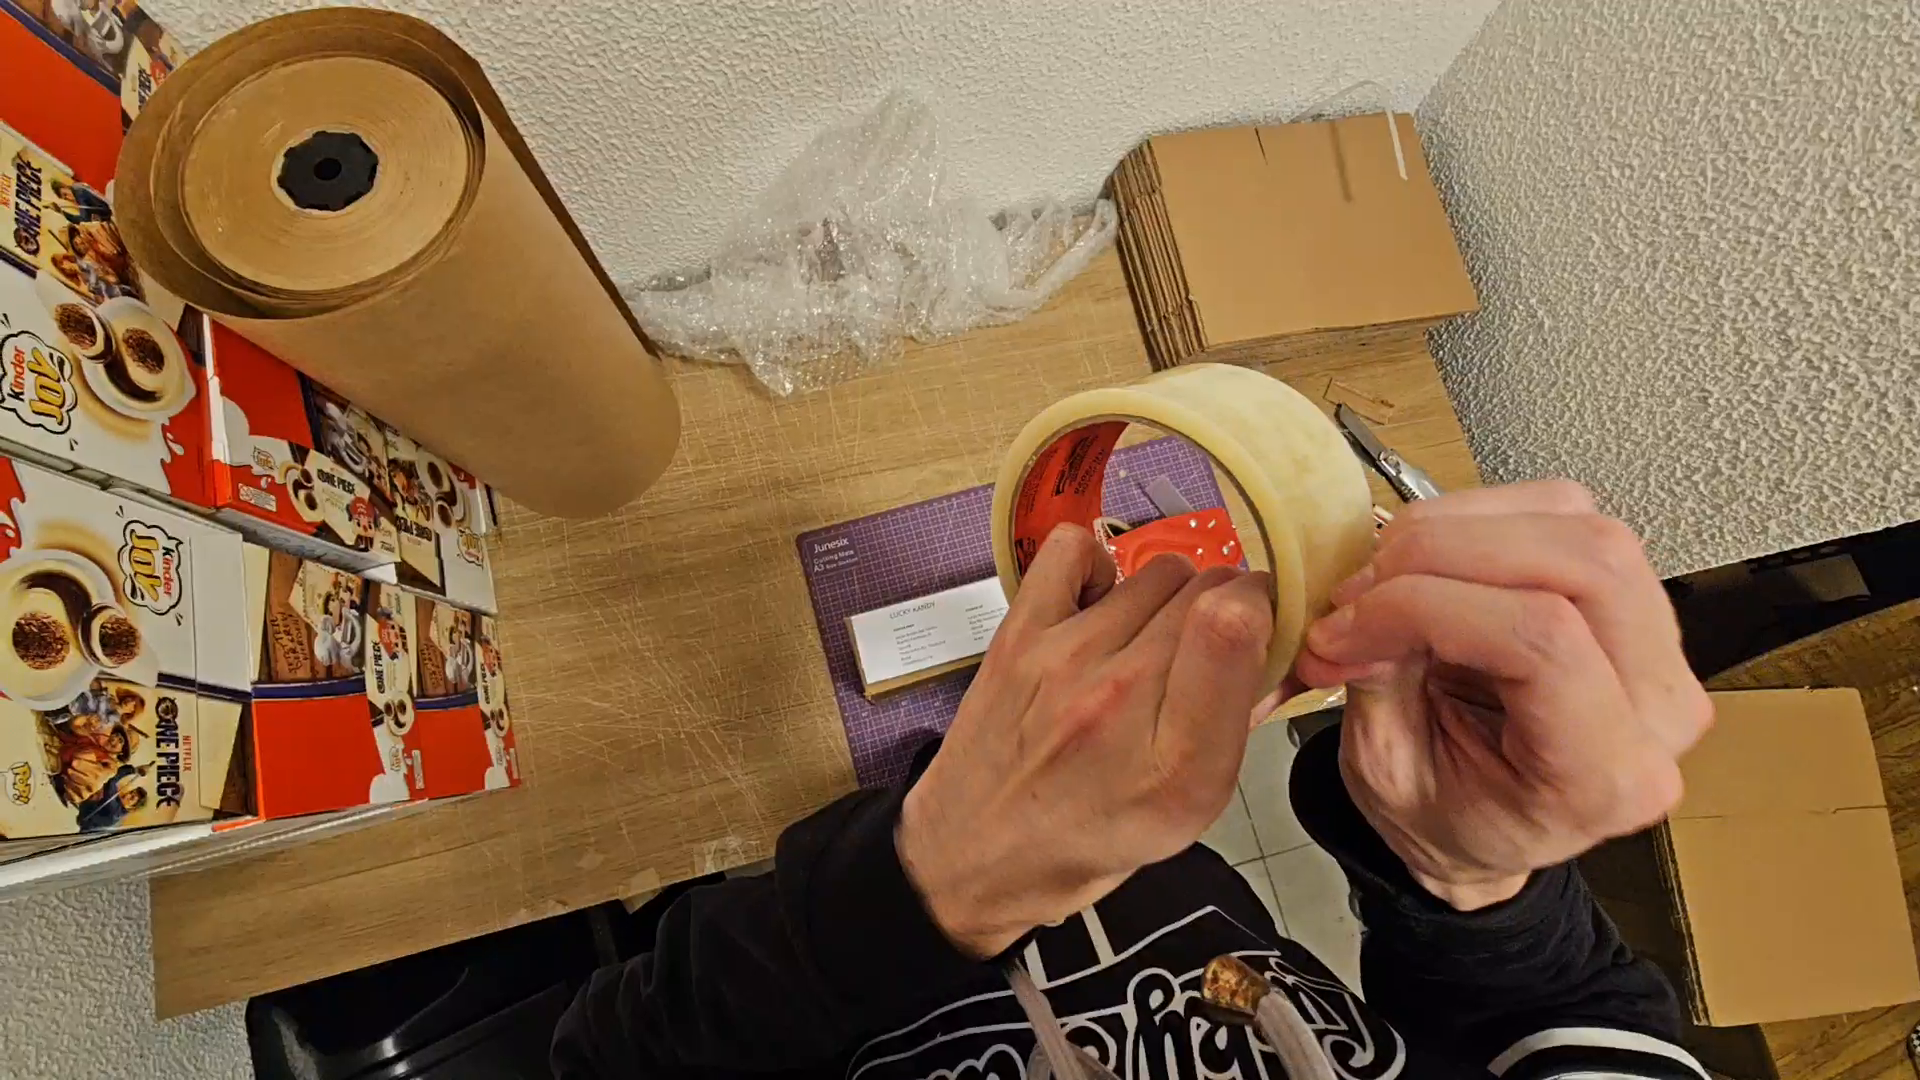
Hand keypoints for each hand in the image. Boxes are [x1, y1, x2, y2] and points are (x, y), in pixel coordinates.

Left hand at [897, 525, 1273, 956]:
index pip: (1235, 622)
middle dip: (1222, 608)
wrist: (977, 845)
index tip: (1255, 623)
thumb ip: (1238, 721)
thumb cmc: (1092, 836)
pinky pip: (1073, 548)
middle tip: (1199, 645)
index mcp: (1178, 761)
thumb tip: (1274, 638)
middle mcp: (1120, 696)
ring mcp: (1062, 656)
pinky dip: (1097, 564)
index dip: (1261, 606)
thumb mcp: (1189, 812)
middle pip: (1204, 591)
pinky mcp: (1017, 632)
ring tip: (1146, 635)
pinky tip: (1096, 604)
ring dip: (1167, 596)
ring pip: (1155, 572)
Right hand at [1294, 481, 1711, 910]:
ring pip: (1574, 521)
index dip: (1417, 609)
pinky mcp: (1620, 598)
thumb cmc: (1436, 815)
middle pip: (1581, 559)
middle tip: (1356, 591)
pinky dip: (1467, 518)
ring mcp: (1653, 641)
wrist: (1478, 824)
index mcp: (1603, 773)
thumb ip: (1374, 685)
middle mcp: (1656, 699)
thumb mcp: (1383, 771)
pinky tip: (1420, 563)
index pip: (1541, 639)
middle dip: (1437, 552)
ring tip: (1383, 575)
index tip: (1336, 630)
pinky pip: (1557, 512)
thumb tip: (1350, 615)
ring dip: (1450, 528)